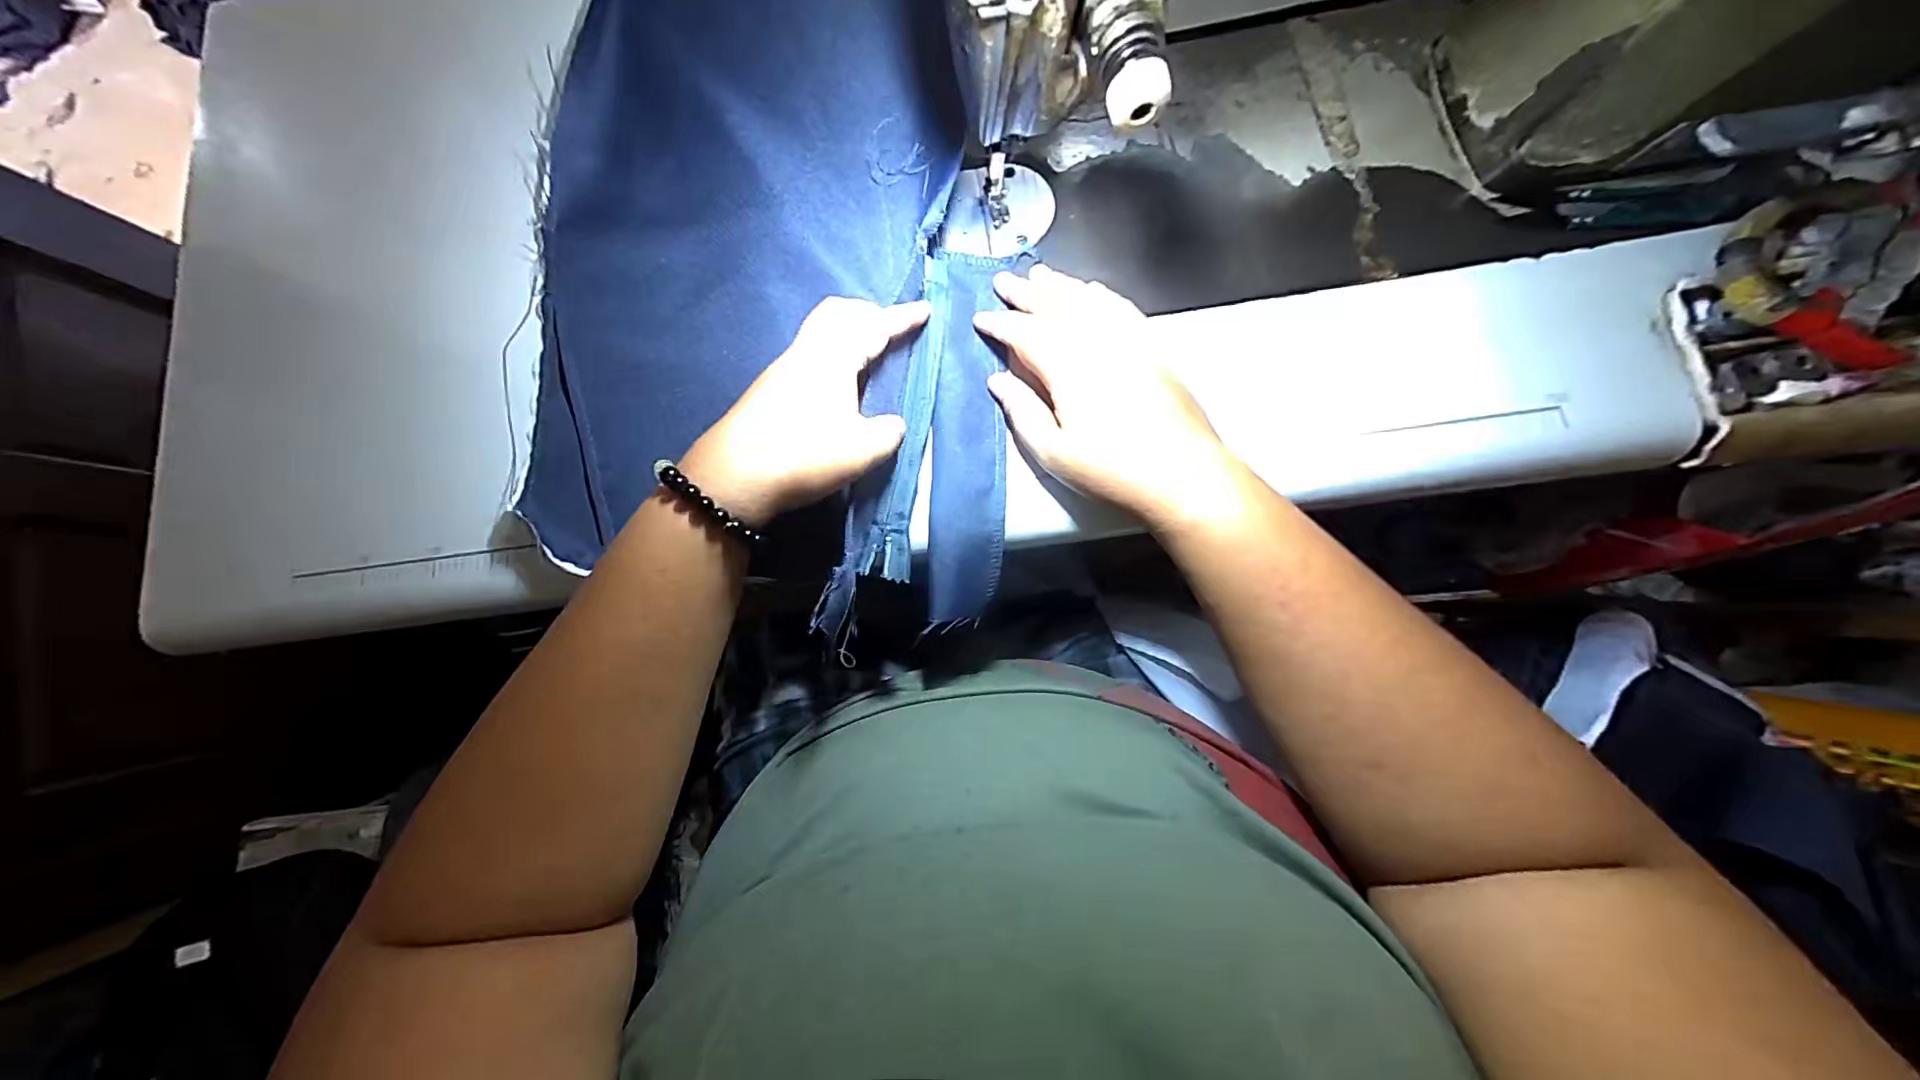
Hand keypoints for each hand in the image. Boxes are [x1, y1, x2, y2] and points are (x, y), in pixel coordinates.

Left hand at [678, 297, 927, 526]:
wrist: (735, 477)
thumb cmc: (804, 455)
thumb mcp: (862, 451)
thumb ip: (888, 433)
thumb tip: (893, 425)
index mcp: (832, 357)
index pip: (874, 327)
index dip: (902, 318)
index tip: (924, 310)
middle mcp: (806, 353)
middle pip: (837, 313)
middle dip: (868, 313)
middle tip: (890, 327)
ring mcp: (783, 370)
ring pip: (820, 333)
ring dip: (847, 333)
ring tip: (868, 354)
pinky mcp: (770, 390)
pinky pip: (810, 353)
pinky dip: (833, 353)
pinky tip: (839, 383)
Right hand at [974, 265, 1243, 531]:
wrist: (1184, 473)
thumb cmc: (1113, 470)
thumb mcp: (1054, 453)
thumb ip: (1022, 412)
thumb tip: (998, 381)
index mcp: (1068, 366)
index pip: (1026, 333)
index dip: (1001, 323)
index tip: (981, 318)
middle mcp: (1098, 342)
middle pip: (1056, 306)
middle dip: (1026, 293)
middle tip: (1003, 281)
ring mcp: (1129, 340)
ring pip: (1089, 301)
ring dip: (1061, 286)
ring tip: (1040, 276)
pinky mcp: (1153, 346)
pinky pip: (1121, 308)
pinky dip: (1100, 295)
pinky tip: (1091, 291)